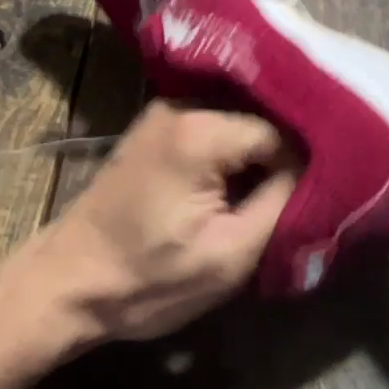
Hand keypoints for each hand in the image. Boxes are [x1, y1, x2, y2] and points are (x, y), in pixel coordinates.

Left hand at [19, 100, 296, 342]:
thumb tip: (318, 170)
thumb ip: (281, 202)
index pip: (279, 131)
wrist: (69, 282)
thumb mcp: (229, 254)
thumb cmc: (148, 278)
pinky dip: (227, 157)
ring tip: (270, 196)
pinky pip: (208, 132)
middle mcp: (181, 106)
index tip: (319, 196)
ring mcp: (161, 114)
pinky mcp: (151, 131)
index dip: (304, 165)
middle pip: (256, 121)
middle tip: (298, 198)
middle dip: (279, 158)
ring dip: (253, 159)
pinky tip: (235, 187)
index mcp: (200, 131)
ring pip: (233, 126)